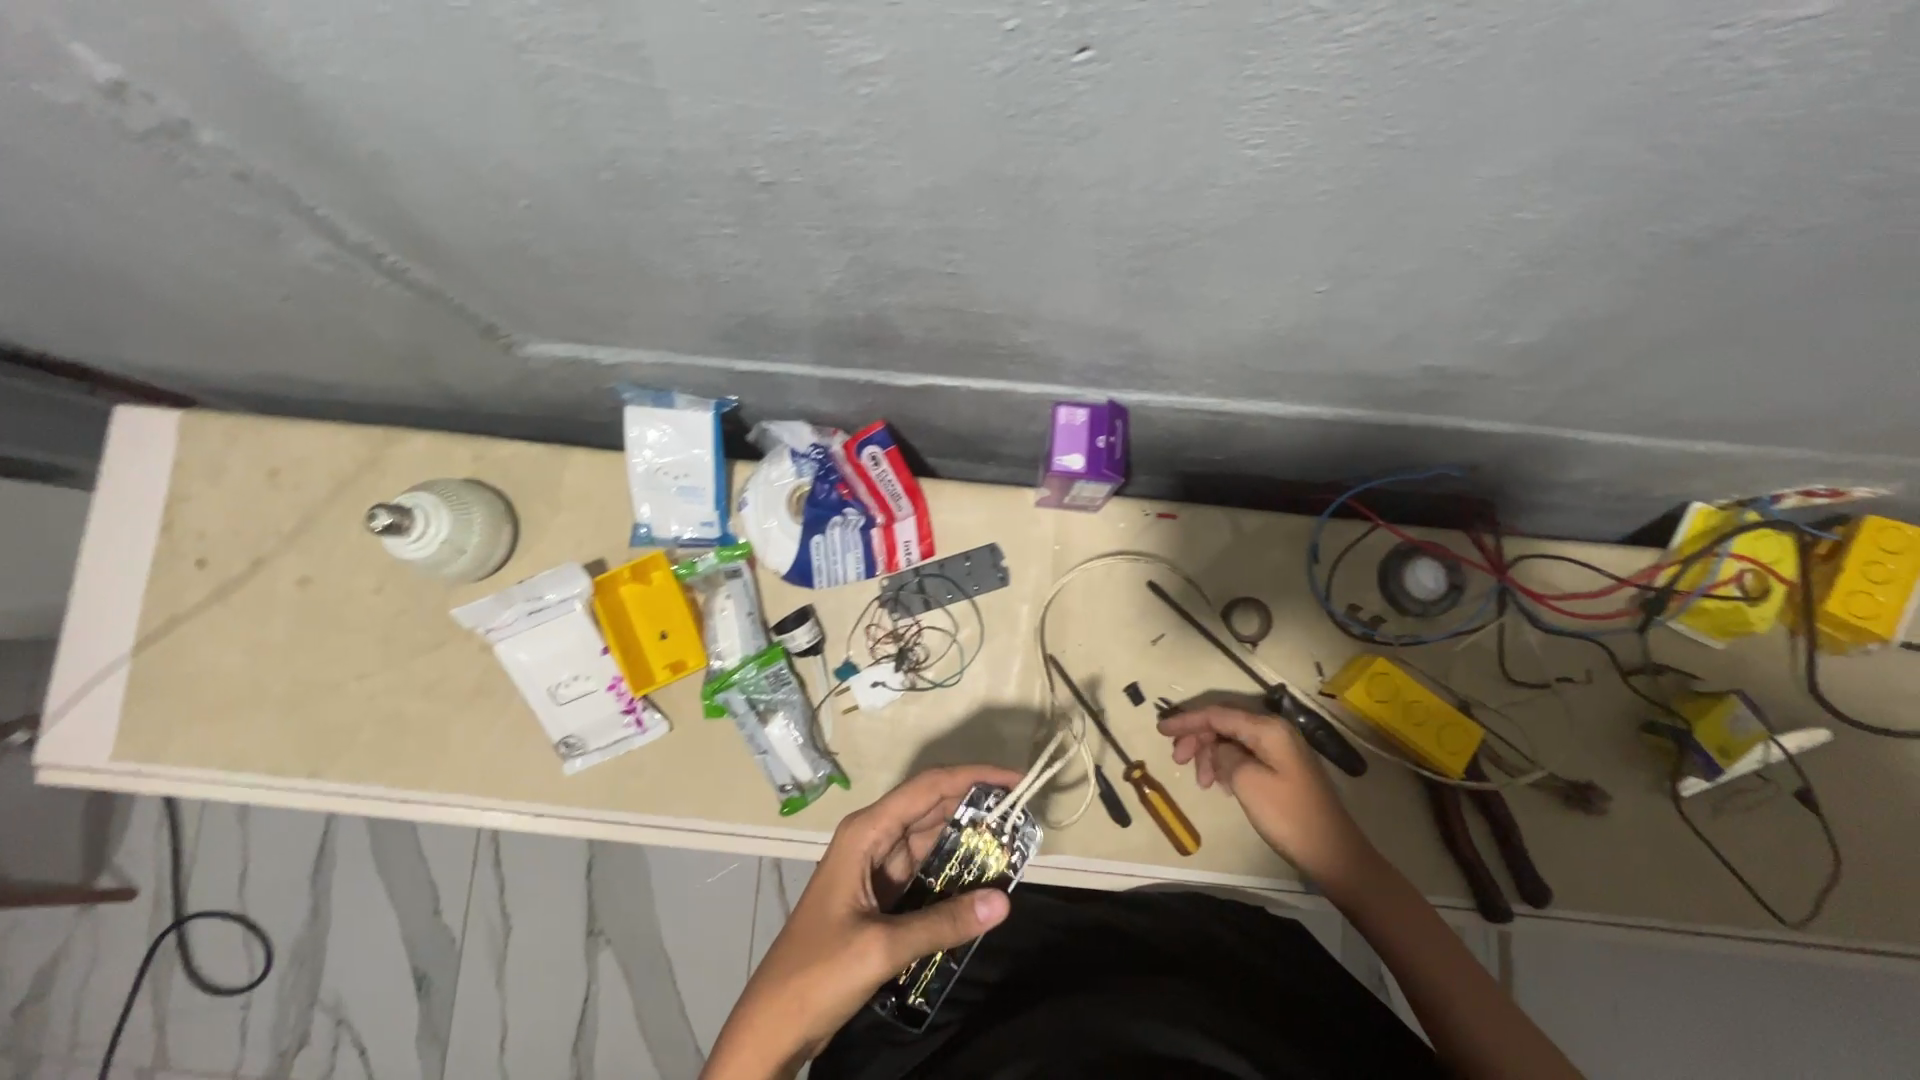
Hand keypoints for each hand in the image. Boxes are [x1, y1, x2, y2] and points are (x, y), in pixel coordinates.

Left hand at [704, 765, 1022, 1077]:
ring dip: (969, 837)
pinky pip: (926, 871)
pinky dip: (955, 869)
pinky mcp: (881, 897)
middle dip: (977, 805)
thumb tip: (1004, 901)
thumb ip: (944, 922)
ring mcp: (876, 868)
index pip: (927, 788)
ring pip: (931, 839)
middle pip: (932, 807)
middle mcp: (872, 839)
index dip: (973, 777)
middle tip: (1025, 813)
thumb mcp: (882, 946)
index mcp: (865, 833)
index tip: (1017, 780)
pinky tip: (984, 877)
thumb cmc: (817, 973)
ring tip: (1015, 840)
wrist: (774, 1021)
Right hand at [1158, 705, 1377, 885]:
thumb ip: (1224, 754)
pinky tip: (1221, 785)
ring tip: (1203, 783)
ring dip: (1211, 755)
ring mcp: (1281, 749)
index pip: (1217, 714)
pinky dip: (1226, 765)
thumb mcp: (1246, 782)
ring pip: (1233, 740)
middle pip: (1225, 723)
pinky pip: (1245, 754)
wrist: (1332, 852)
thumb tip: (1217, 748)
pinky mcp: (1282, 767)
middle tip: (1178, 762)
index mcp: (1268, 729)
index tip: (1160, 730)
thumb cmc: (1287, 815)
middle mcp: (1275, 731)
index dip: (1186, 720)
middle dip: (1197, 738)